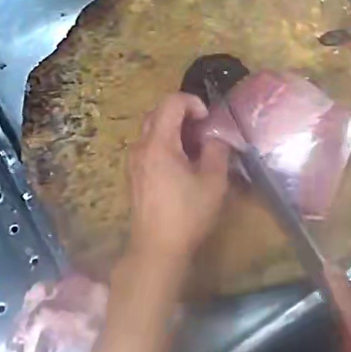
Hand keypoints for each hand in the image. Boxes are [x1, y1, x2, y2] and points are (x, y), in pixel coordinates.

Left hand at [125, 93, 230, 268]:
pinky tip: (181, 164)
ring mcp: (133, 162)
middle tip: (203, 130)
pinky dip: (164, 144)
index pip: (171, 103)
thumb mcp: (213, 182)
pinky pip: (148, 147)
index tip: (209, 119)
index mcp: (158, 143)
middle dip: (182, 114)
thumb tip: (216, 138)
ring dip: (173, 129)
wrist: (157, 248)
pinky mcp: (133, 175)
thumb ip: (217, 151)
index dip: (193, 103)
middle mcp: (140, 147)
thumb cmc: (187, 215)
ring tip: (195, 147)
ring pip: (150, 130)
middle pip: (157, 113)